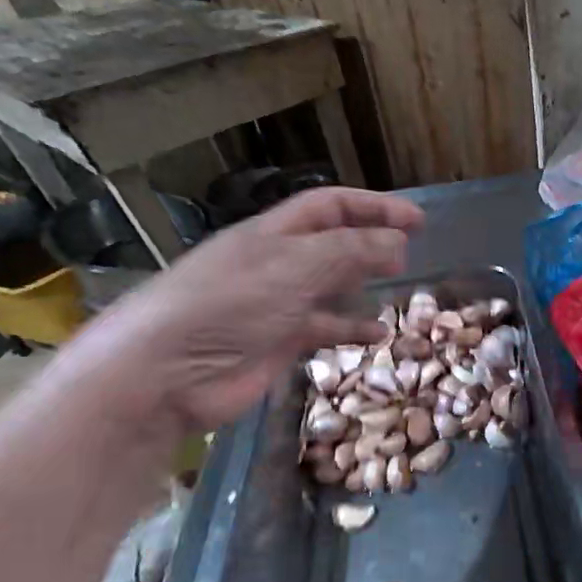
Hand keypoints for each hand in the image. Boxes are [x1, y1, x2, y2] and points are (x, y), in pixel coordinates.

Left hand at [62, 187, 424, 430]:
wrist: (165, 375)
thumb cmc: (229, 305)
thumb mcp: (295, 266)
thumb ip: (351, 250)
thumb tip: (398, 241)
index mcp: (273, 234)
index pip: (330, 206)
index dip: (374, 206)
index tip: (416, 219)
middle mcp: (276, 263)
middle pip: (332, 242)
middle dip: (371, 241)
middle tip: (410, 252)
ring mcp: (276, 304)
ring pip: (331, 285)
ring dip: (363, 283)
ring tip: (398, 286)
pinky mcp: (278, 341)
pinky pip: (324, 328)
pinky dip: (352, 328)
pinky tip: (378, 335)